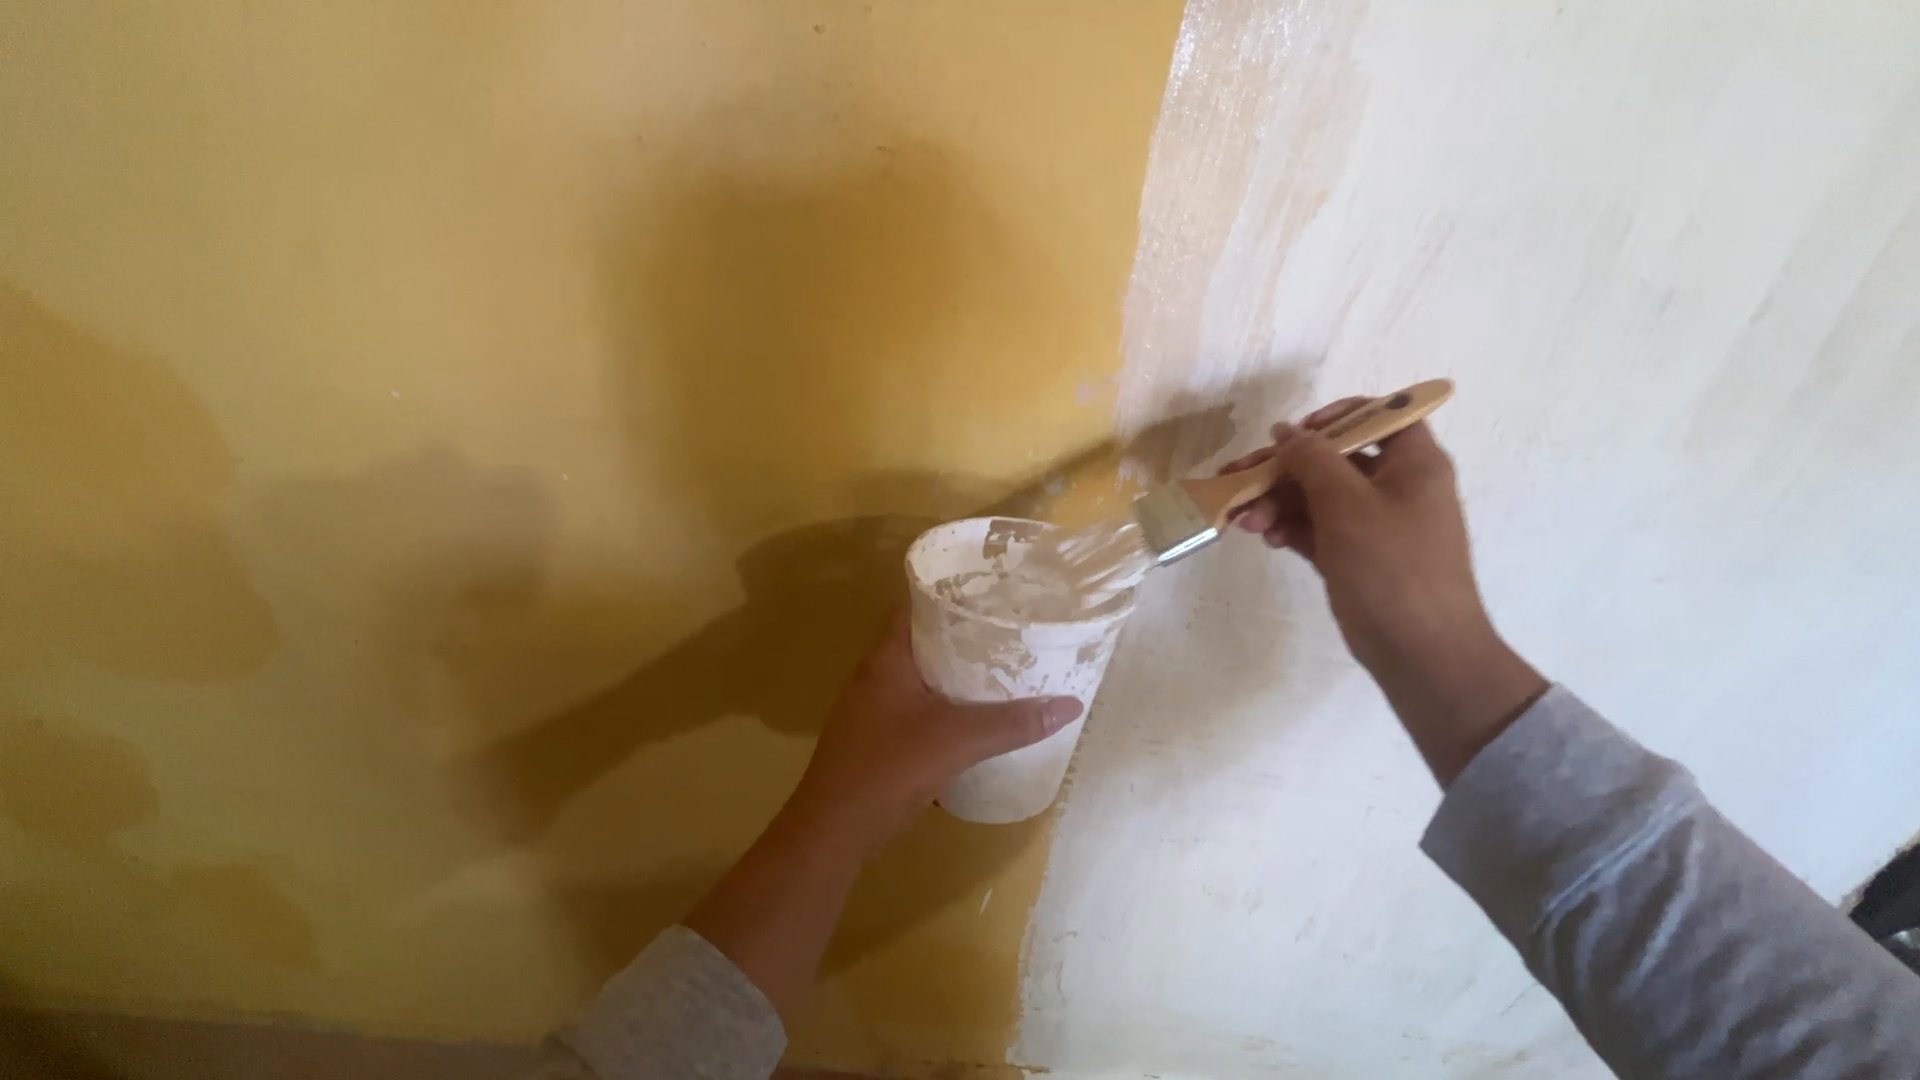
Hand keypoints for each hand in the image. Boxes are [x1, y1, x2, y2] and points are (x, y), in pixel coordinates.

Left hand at [784, 611, 1083, 852]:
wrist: (831, 833)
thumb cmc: (887, 771)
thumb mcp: (956, 742)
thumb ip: (1011, 724)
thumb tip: (1070, 704)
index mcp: (887, 658)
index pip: (919, 605)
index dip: (954, 595)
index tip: (995, 594)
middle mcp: (876, 674)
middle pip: (925, 640)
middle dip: (966, 636)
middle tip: (1012, 632)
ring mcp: (873, 707)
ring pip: (923, 676)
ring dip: (957, 674)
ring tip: (1003, 670)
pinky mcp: (877, 738)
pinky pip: (918, 706)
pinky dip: (946, 705)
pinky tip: (974, 719)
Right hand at [1217, 399, 1546, 783]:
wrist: (1419, 650)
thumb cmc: (1391, 566)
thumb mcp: (1347, 503)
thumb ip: (1312, 460)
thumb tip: (1285, 431)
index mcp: (1412, 462)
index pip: (1380, 415)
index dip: (1336, 417)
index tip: (1296, 434)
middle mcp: (1394, 486)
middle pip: (1331, 460)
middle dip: (1282, 470)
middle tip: (1236, 479)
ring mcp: (1373, 523)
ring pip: (1315, 496)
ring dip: (1277, 502)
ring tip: (1246, 523)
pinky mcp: (1353, 554)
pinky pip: (1315, 527)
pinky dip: (1289, 528)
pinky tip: (1267, 538)